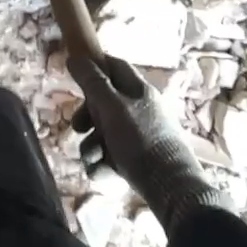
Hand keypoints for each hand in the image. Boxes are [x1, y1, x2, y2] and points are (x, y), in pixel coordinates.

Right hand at [68, 53, 174, 185]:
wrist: (172, 189)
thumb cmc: (140, 140)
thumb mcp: (112, 107)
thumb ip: (92, 82)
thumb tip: (74, 57)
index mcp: (138, 91)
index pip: (114, 66)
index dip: (93, 66)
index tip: (75, 74)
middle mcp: (140, 110)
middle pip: (104, 102)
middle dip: (86, 116)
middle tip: (78, 127)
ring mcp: (140, 137)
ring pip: (104, 133)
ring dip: (92, 145)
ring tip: (93, 157)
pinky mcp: (138, 161)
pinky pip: (111, 155)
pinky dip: (103, 164)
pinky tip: (102, 171)